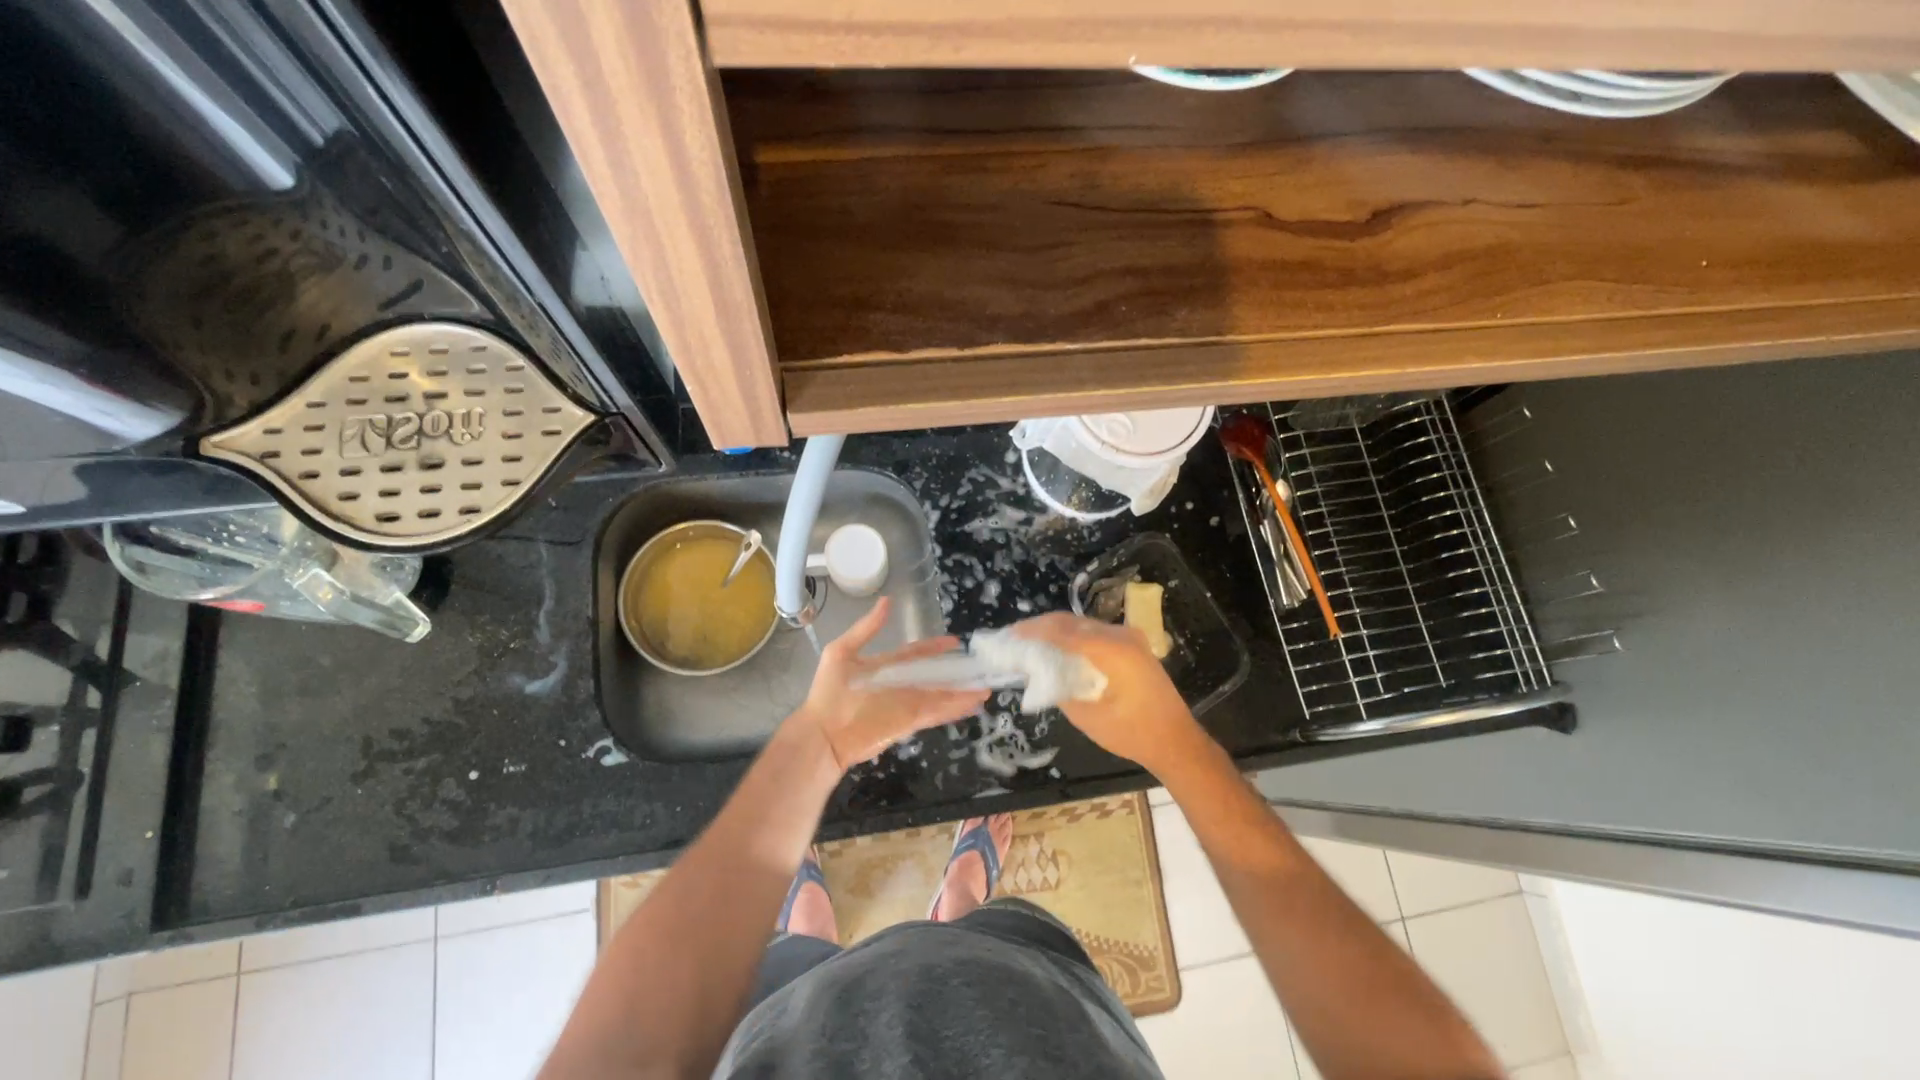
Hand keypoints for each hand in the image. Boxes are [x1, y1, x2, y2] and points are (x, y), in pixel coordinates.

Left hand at [789, 596, 988, 770]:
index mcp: (886, 666)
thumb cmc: (829, 692)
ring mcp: (906, 704)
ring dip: (962, 692)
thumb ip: (867, 628)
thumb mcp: (842, 652)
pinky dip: (955, 708)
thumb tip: (887, 601)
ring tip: (985, 687)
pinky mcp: (910, 722)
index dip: (934, 648)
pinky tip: (973, 703)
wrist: (823, 732)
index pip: (916, 654)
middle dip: (955, 672)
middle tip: (978, 666)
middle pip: (933, 676)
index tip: (954, 643)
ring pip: (941, 695)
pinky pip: (937, 712)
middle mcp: (900, 685)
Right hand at [1012, 613, 1213, 776]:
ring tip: (1027, 644)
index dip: (1031, 632)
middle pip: (1071, 622)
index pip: (1062, 632)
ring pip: (1081, 625)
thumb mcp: (1088, 716)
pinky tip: (1055, 651)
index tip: (1007, 637)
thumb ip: (1059, 688)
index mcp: (1112, 649)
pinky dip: (1071, 639)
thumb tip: (1034, 672)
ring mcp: (1129, 638)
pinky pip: (1094, 635)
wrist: (1176, 740)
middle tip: (1012, 639)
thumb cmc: (1133, 733)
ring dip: (1054, 633)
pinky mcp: (1131, 646)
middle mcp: (1121, 635)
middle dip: (1039, 628)